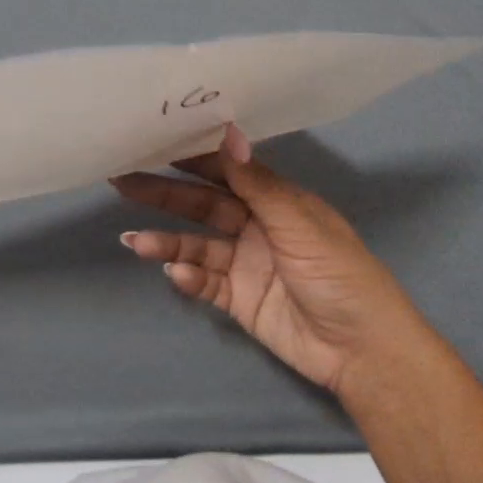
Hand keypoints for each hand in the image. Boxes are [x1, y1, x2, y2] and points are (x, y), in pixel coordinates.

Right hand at [111, 126, 426, 393]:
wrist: (363, 351)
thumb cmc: (340, 276)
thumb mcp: (298, 223)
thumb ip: (256, 181)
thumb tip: (228, 130)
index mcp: (278, 201)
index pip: (226, 170)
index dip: (191, 156)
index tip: (151, 141)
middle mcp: (257, 226)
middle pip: (201, 204)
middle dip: (163, 193)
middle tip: (119, 180)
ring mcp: (245, 264)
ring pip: (196, 244)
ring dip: (165, 241)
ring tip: (133, 242)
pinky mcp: (238, 298)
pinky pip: (204, 281)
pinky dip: (187, 277)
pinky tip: (176, 275)